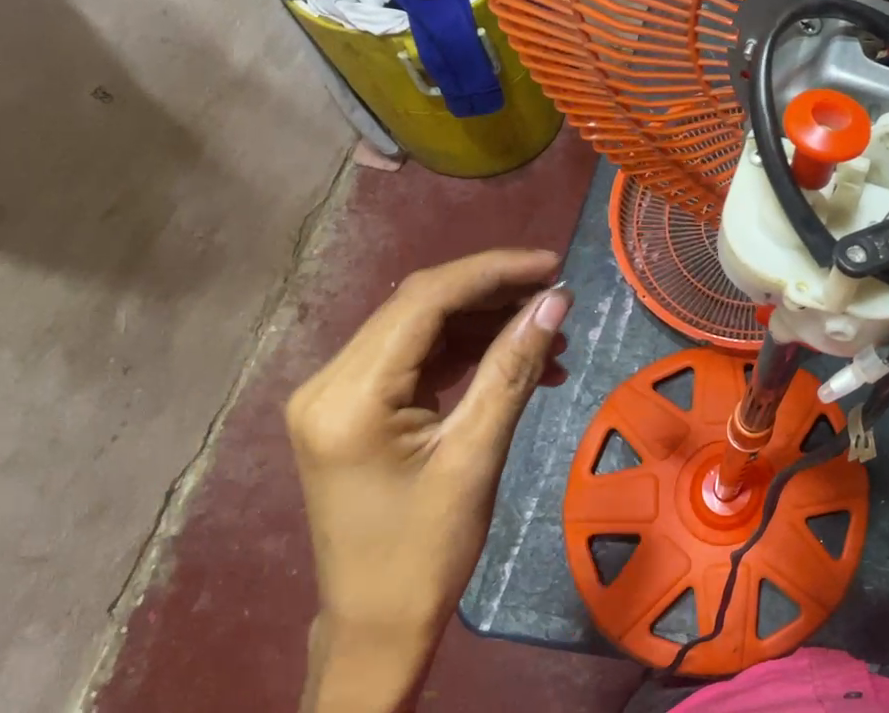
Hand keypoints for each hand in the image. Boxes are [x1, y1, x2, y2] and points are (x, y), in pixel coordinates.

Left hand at [286, 250, 572, 712]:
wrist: (376, 623)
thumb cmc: (425, 551)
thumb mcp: (476, 456)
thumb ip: (513, 369)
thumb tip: (556, 302)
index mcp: (348, 396)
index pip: (424, 301)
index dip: (493, 272)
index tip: (553, 266)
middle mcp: (329, 381)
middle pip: (420, 307)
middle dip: (494, 294)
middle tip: (559, 298)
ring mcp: (337, 394)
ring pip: (422, 328)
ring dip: (487, 324)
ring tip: (552, 339)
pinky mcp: (354, 408)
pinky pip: (418, 359)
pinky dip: (470, 353)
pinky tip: (521, 362)